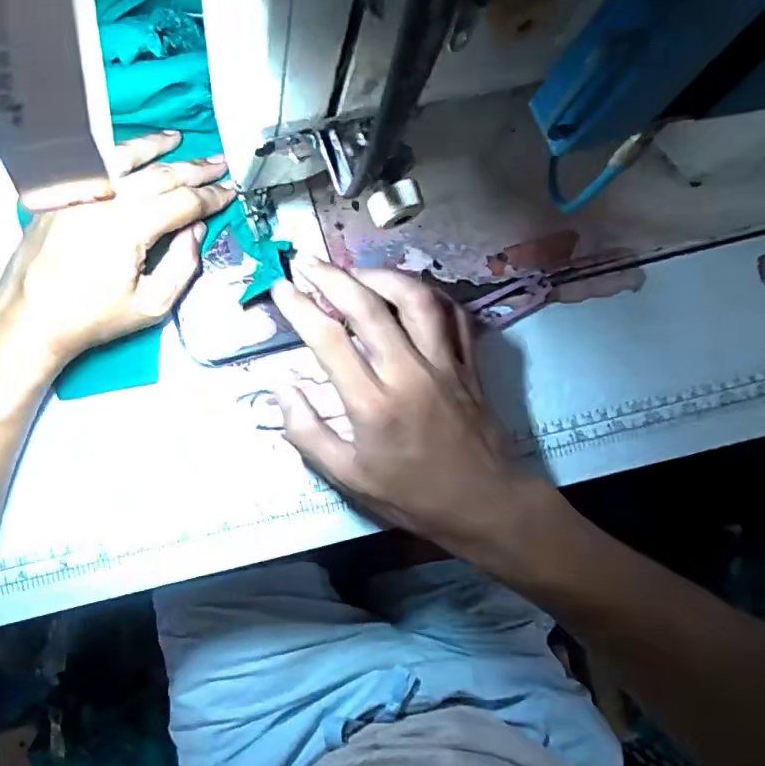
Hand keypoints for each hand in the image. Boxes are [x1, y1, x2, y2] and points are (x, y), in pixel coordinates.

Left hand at [0, 131, 234, 370]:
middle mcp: (103, 200)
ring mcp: (77, 193)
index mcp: (129, 227)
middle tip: (218, 163)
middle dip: (194, 168)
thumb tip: (195, 230)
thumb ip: (183, 264)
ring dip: (154, 147)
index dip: (211, 197)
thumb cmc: (91, 317)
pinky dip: (117, 153)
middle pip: (159, 175)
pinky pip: (94, 164)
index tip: (229, 192)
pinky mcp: (59, 196)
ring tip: (175, 140)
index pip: (183, 202)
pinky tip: (128, 151)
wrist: (30, 319)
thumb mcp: (152, 304)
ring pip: (123, 158)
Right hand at [269, 257, 554, 553]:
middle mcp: (409, 373)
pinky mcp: (470, 364)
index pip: (329, 340)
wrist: (483, 504)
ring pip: (416, 300)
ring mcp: (446, 364)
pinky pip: (454, 315)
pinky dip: (432, 295)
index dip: (300, 308)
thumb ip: (308, 434)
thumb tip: (281, 389)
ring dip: (382, 276)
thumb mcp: (349, 478)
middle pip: (369, 308)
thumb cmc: (412, 496)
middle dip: (332, 277)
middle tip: (307, 261)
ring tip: (355, 271)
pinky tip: (411, 291)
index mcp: (373, 405)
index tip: (281, 288)